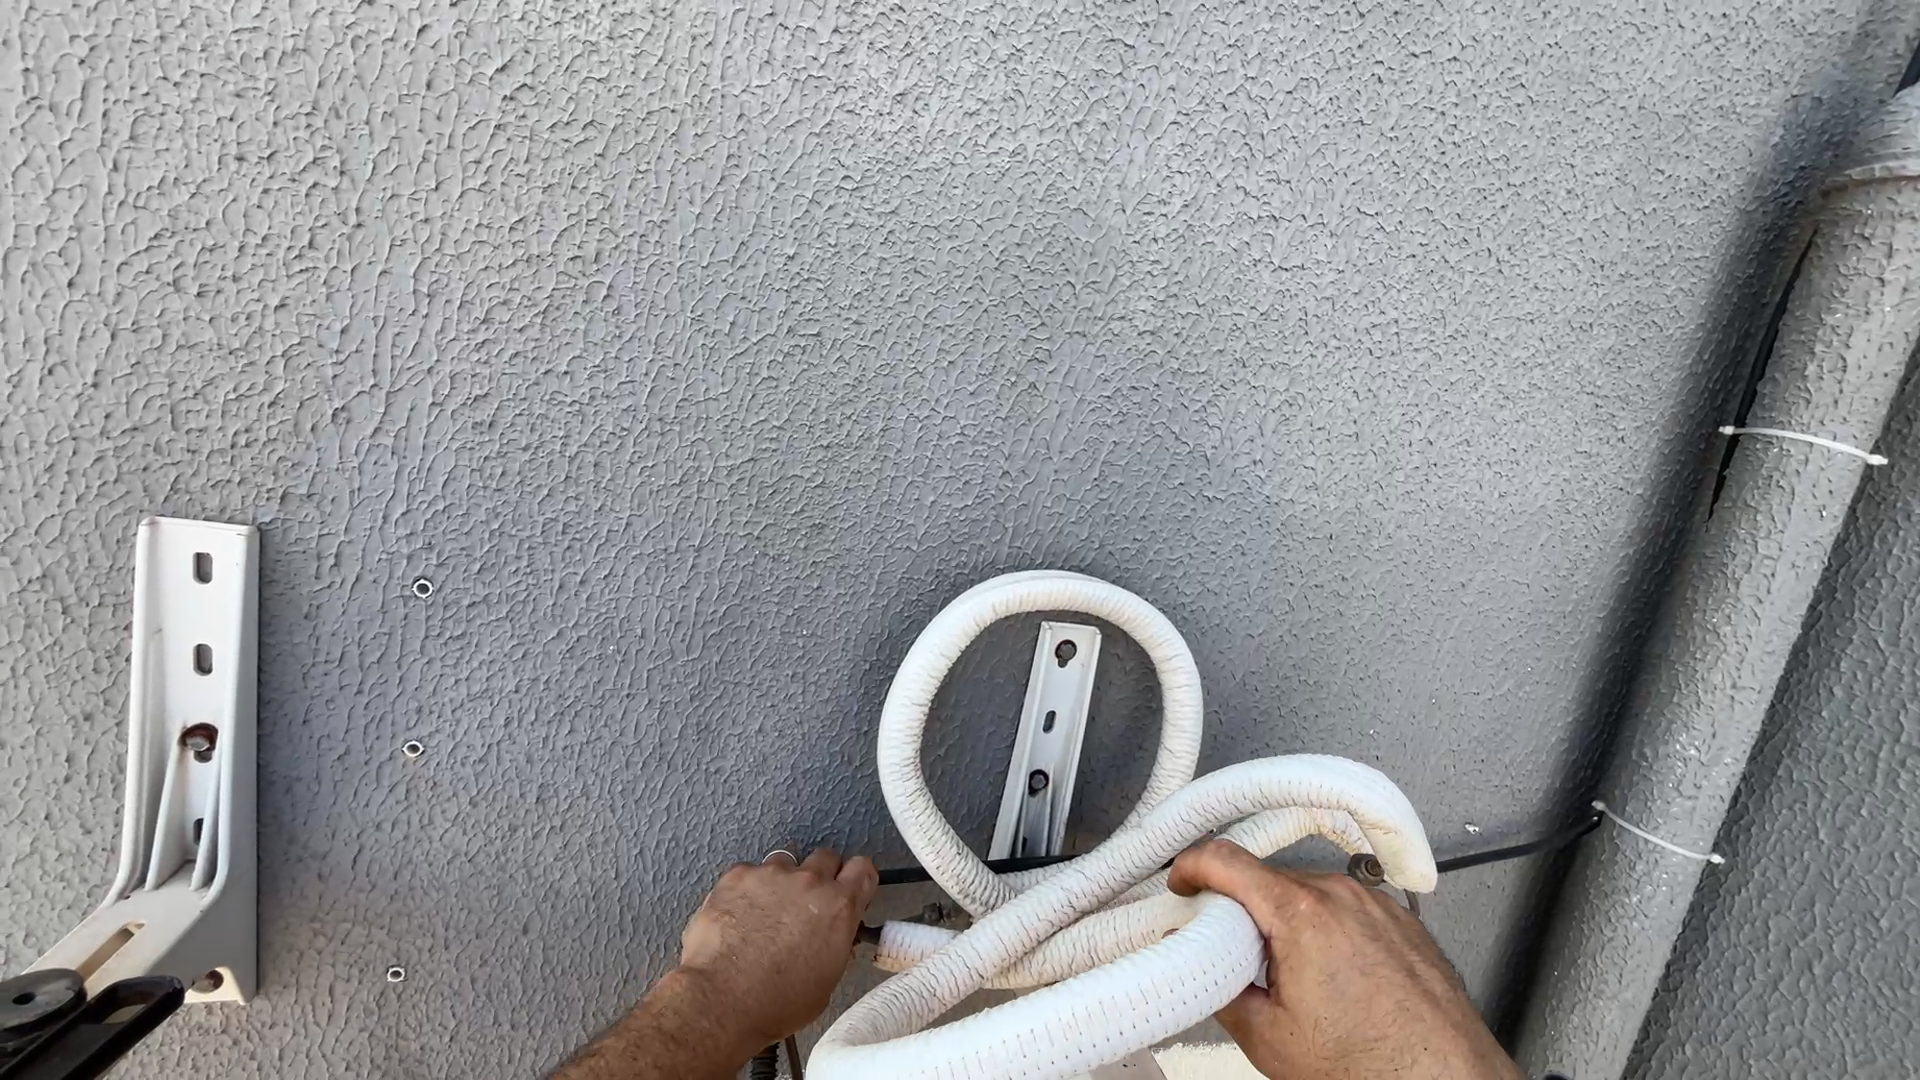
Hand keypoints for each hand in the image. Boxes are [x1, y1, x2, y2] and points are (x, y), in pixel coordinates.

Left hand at [677, 847, 878, 1048]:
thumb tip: (834, 940)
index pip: (862, 869)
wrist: (722, 1002)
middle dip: (820, 875)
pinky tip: (739, 915)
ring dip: (782, 881)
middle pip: (826, 857)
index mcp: (839, 908)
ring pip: (786, 861)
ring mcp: (774, 875)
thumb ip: (836, 947)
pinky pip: (750, 872)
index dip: (856, 877)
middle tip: (808, 900)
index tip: (849, 884)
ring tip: (767, 912)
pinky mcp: (740, 876)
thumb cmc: (772, 1003)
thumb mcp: (825, 983)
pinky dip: (747, 889)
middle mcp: (810, 882)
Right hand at [1169, 840, 1522, 1079]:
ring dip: (1283, 915)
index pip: (1225, 859)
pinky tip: (1331, 974)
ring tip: (1291, 971)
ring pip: (1304, 890)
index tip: (1182, 882)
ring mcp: (1374, 902)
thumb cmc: (1374, 1069)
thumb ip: (1214, 984)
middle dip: (1240, 905)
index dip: (1191, 866)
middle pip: (1264, 877)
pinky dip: (1324, 925)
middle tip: (1233, 947)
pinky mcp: (1399, 919)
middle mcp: (1339, 894)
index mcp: (1301, 912)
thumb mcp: (1268, 1038)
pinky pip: (1343, 905)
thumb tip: (1188, 954)